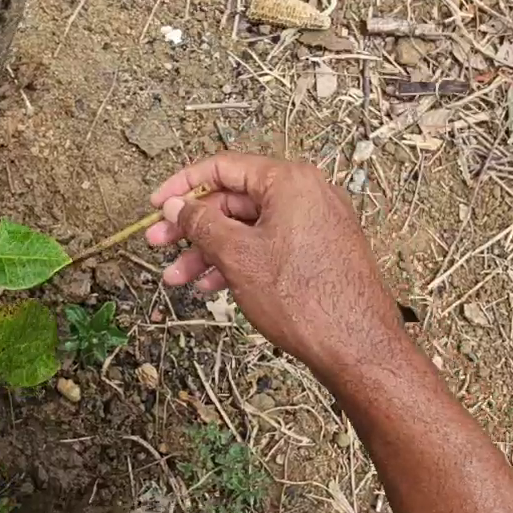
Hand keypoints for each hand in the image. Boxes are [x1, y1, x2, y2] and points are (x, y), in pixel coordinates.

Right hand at [145, 154, 404, 378]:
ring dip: (209, 251)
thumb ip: (200, 223)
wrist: (356, 345)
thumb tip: (176, 206)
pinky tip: (214, 285)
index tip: (157, 204)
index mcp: (289, 181)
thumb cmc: (304, 298)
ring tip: (179, 278)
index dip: (182, 186)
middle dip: (192, 227)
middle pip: (233, 201)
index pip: (222, 167)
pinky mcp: (318, 251)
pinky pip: (267, 246)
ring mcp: (314, 224)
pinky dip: (238, 261)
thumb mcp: (237, 255)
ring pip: (247, 229)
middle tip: (160, 244)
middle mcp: (306, 195)